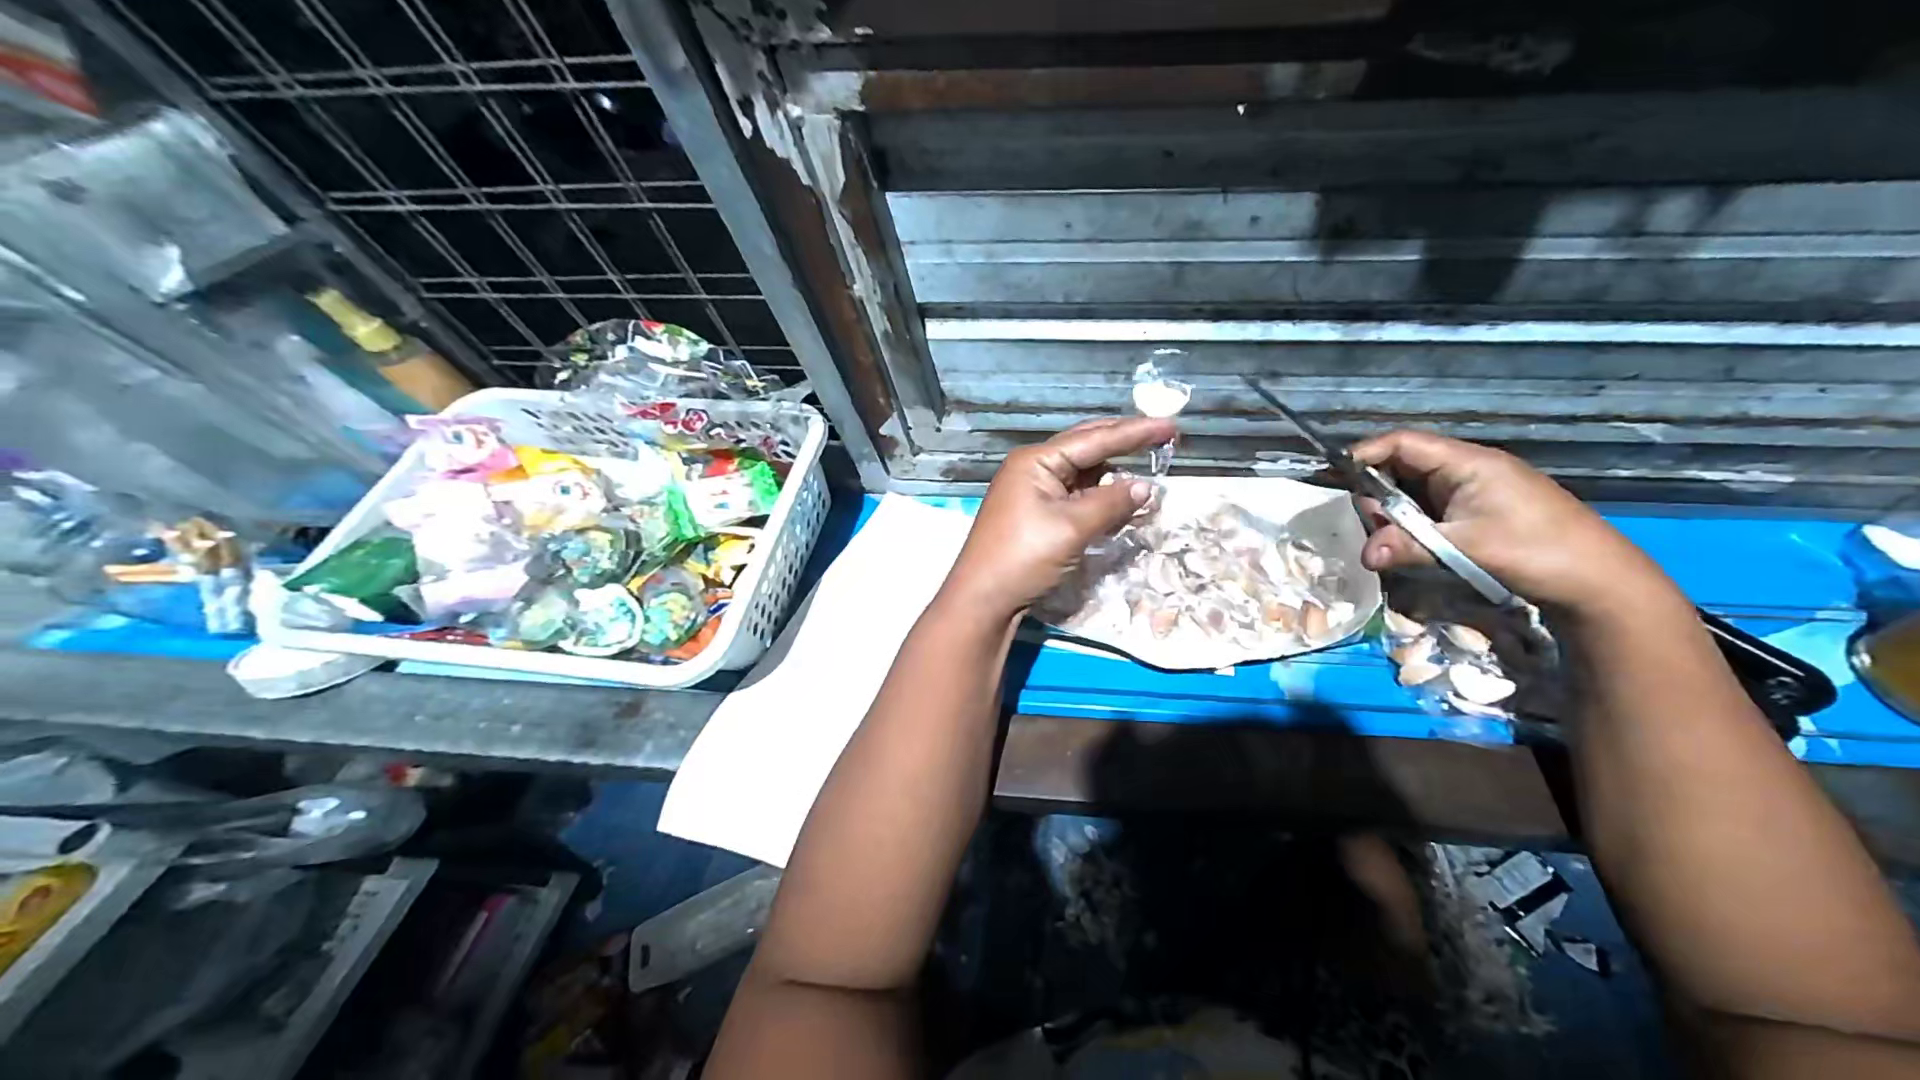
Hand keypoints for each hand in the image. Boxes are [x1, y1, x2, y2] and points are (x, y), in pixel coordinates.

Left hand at [944, 417, 1174, 618]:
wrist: (983, 599)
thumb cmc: (1023, 557)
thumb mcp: (1072, 528)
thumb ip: (1112, 503)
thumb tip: (1146, 487)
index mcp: (1036, 461)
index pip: (1095, 439)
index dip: (1136, 432)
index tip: (1172, 425)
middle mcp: (1032, 468)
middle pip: (1087, 447)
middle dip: (1124, 443)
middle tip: (1163, 437)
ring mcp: (1032, 491)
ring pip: (1083, 472)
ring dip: (1114, 473)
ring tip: (1149, 469)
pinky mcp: (1035, 513)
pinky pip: (1075, 495)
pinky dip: (1100, 496)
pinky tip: (1121, 498)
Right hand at [1351, 430, 1675, 613]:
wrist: (1601, 582)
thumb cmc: (1538, 552)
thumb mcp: (1466, 548)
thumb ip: (1409, 547)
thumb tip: (1363, 555)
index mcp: (1469, 463)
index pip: (1403, 443)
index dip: (1365, 454)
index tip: (1334, 475)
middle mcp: (1470, 469)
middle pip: (1404, 465)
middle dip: (1376, 490)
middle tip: (1368, 523)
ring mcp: (1476, 491)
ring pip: (1415, 489)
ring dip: (1394, 511)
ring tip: (1388, 539)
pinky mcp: (1480, 512)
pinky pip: (1431, 507)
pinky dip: (1412, 522)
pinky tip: (1408, 543)